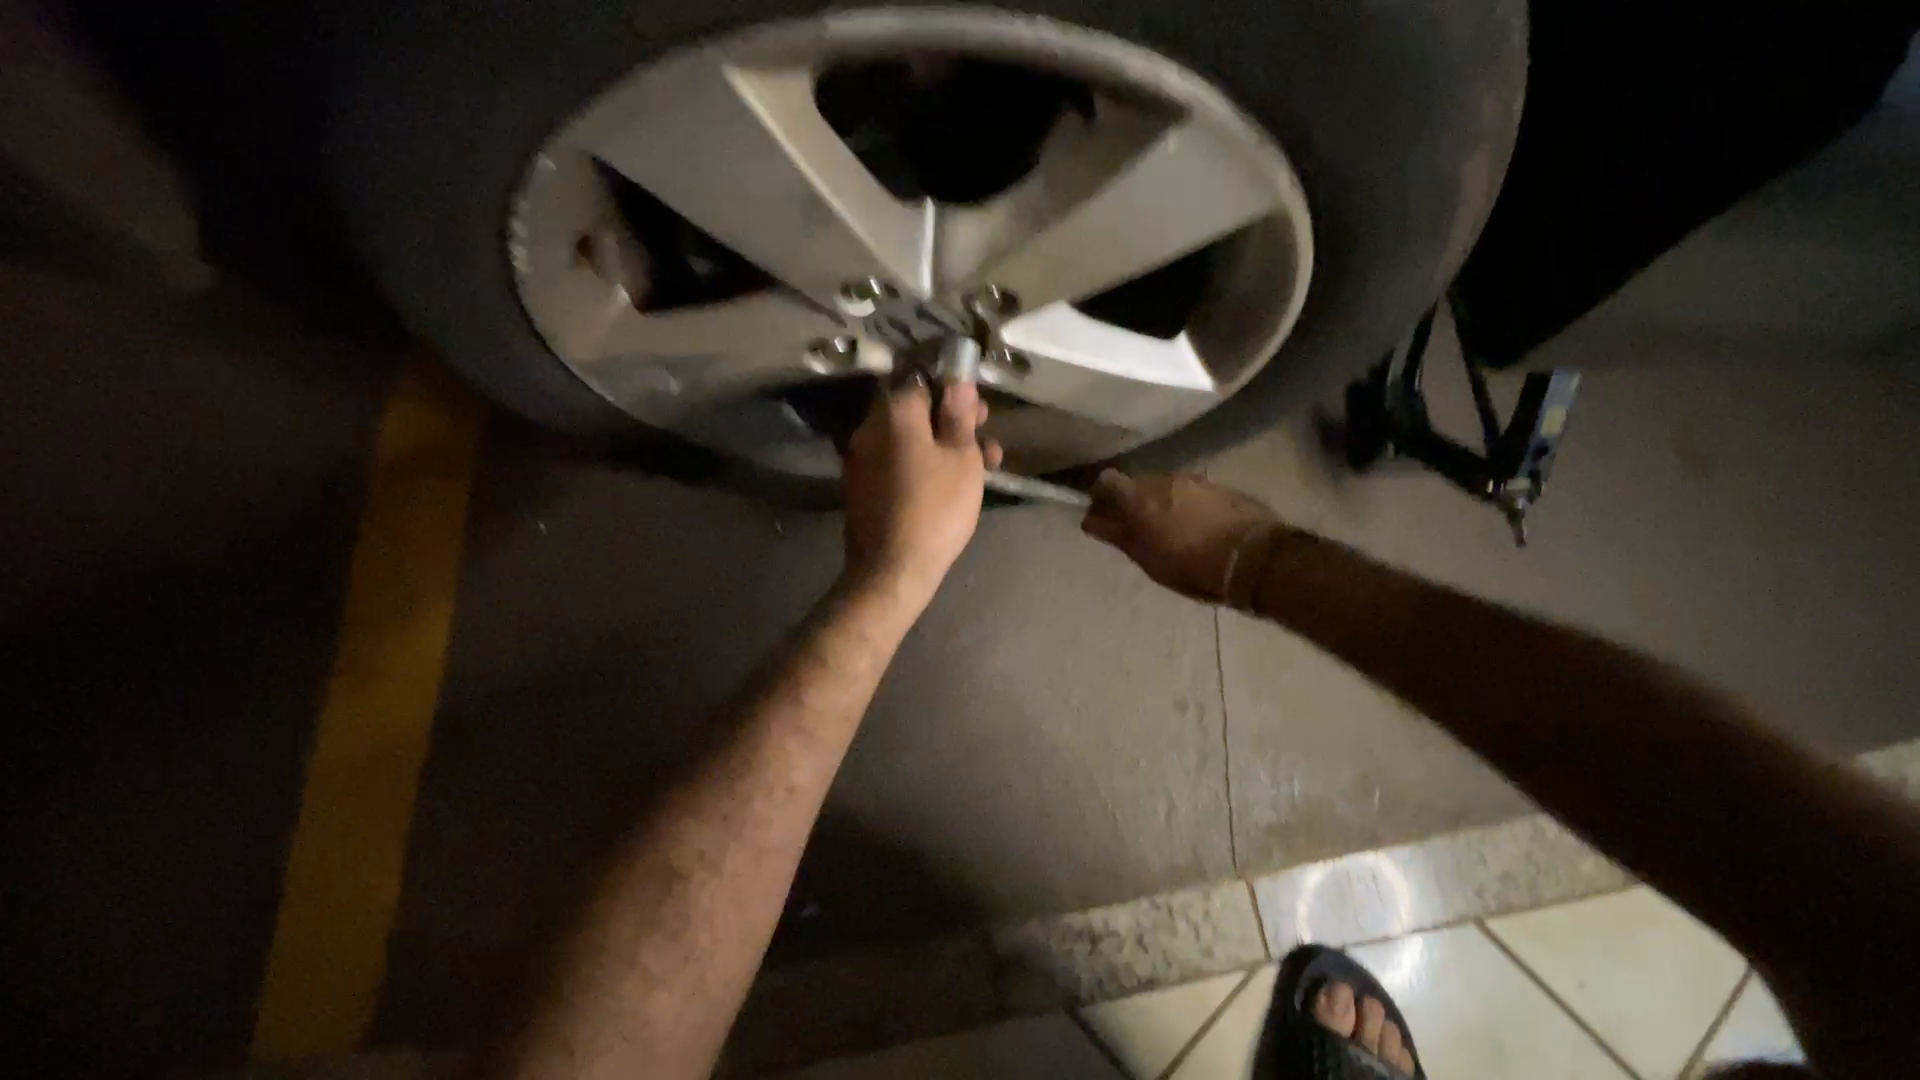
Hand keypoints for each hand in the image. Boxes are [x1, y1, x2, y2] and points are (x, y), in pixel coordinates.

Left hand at [841, 376, 1003, 601]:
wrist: (892, 569)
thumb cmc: (935, 508)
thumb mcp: (962, 458)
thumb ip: (959, 415)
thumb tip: (958, 380)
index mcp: (894, 412)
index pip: (921, 378)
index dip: (952, 387)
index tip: (978, 407)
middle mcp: (869, 427)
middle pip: (913, 409)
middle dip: (949, 418)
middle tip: (983, 434)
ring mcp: (860, 458)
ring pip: (907, 438)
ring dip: (941, 444)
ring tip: (982, 464)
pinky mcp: (861, 486)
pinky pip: (895, 462)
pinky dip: (921, 464)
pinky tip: (949, 483)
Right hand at [1081, 470, 1283, 603]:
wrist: (1255, 558)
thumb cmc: (1193, 566)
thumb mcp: (1149, 559)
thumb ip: (1118, 536)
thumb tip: (1090, 520)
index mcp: (1141, 497)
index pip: (1106, 481)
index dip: (1101, 497)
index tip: (1103, 517)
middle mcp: (1164, 479)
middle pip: (1137, 482)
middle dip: (1132, 501)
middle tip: (1138, 529)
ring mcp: (1195, 480)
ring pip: (1165, 486)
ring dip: (1160, 502)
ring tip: (1170, 529)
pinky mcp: (1219, 486)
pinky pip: (1190, 491)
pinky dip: (1184, 504)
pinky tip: (1195, 526)